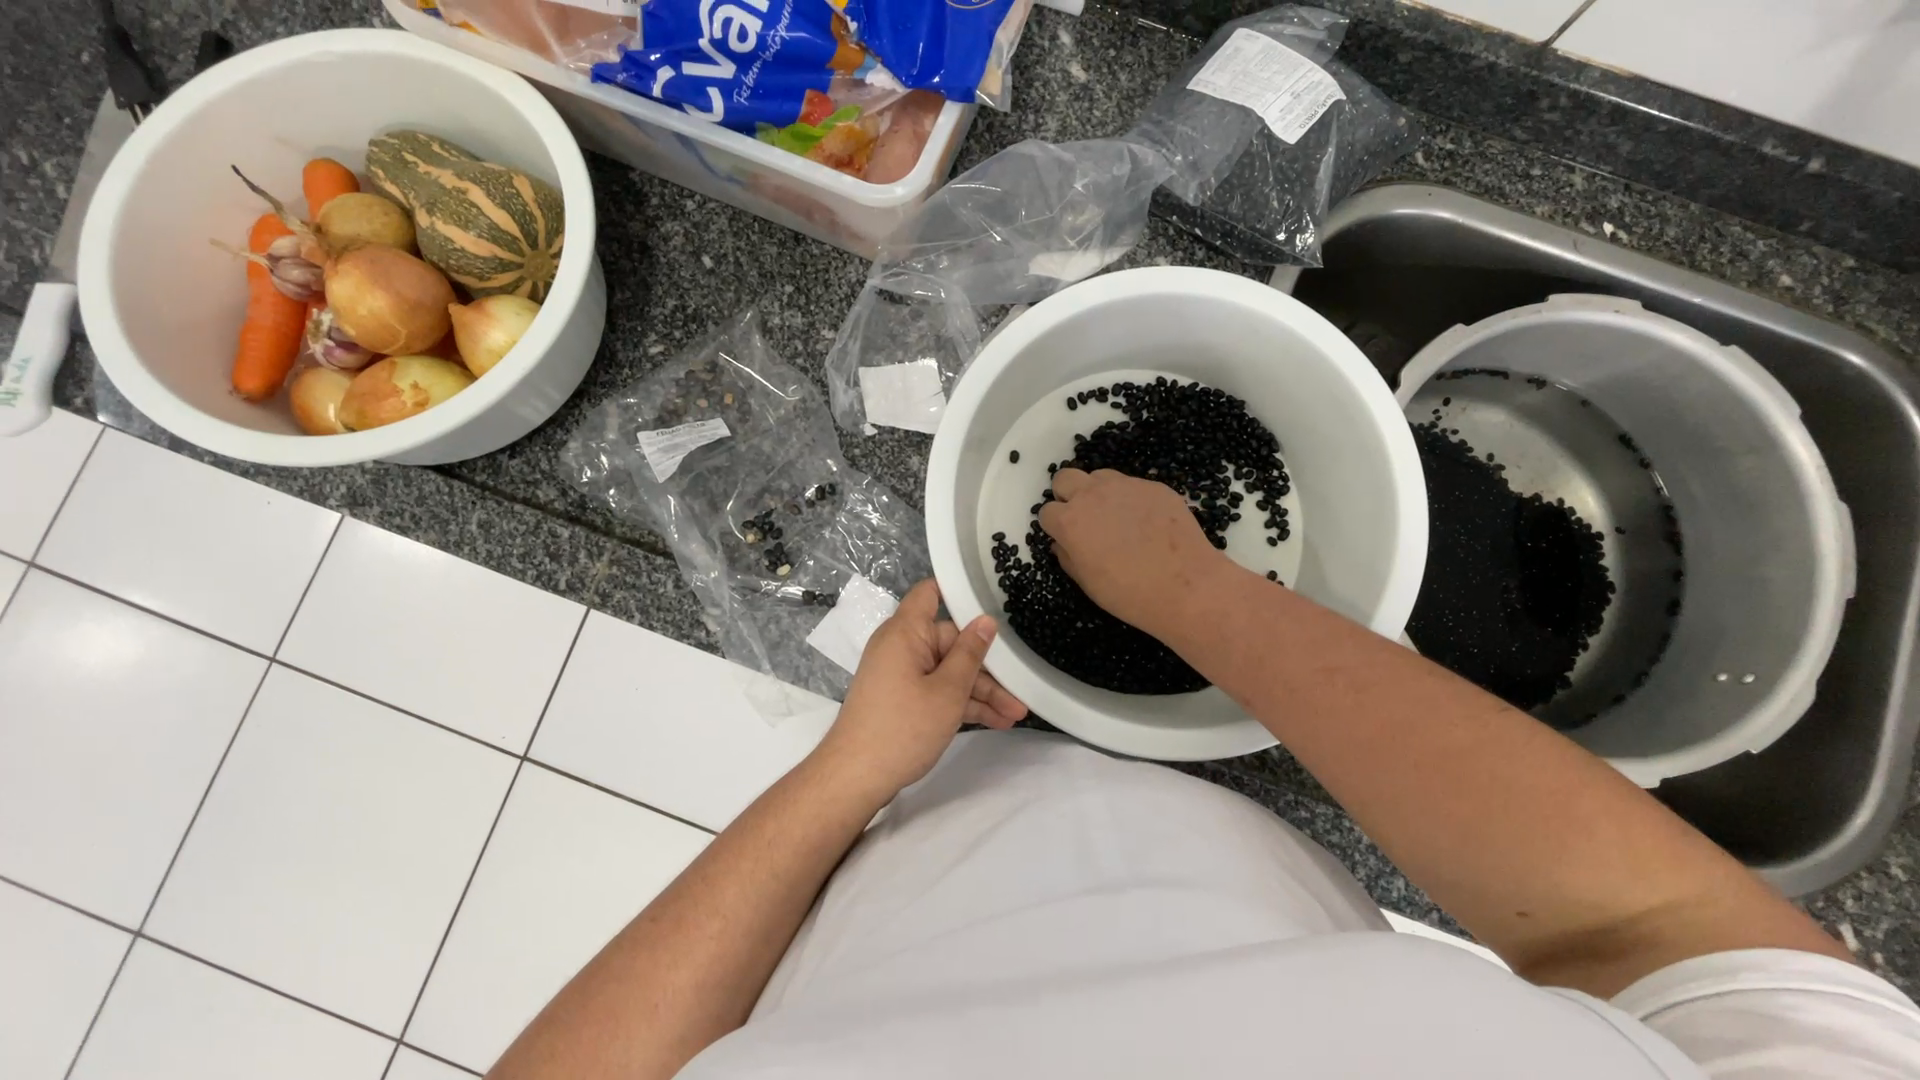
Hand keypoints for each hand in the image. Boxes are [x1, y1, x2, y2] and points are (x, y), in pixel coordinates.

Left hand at [814, 579, 1027, 800]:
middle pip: (951, 642)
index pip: (930, 594)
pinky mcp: (902, 699)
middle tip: (1021, 688)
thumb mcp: (947, 692)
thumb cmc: (903, 727)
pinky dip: (961, 704)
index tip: (993, 600)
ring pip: (948, 672)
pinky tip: (996, 721)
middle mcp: (901, 647)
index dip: (958, 592)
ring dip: (981, 692)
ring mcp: (901, 674)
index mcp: (906, 632)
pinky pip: (937, 690)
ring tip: (1017, 714)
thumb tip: (986, 621)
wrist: (856, 777)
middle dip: (987, 667)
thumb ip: (970, 654)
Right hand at [1039, 468, 1232, 636]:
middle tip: (1083, 520)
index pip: (1046, 512)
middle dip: (1067, 496)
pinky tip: (1146, 524)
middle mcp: (1093, 495)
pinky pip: (1132, 485)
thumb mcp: (1087, 582)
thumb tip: (1062, 543)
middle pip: (1065, 478)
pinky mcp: (1154, 486)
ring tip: (1115, 518)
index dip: (1054, 527)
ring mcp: (1126, 486)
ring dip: (1098, 492)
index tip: (1066, 539)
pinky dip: (1130, 499)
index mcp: (1070, 521)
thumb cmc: (1130, 593)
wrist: (1186, 585)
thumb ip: (1068, 557)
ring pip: (1099, 476)